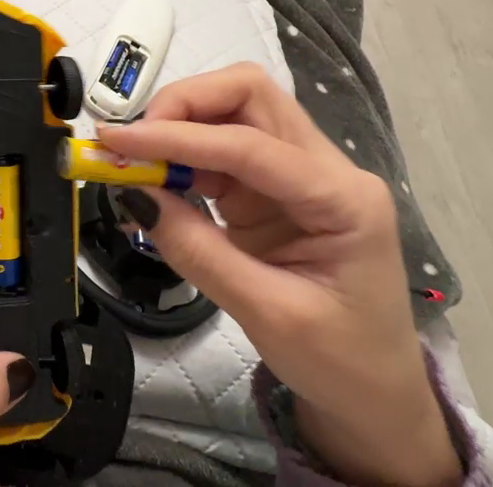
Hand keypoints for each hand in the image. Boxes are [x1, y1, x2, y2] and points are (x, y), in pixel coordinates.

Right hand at [99, 64, 461, 486]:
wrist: (376, 398)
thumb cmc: (342, 363)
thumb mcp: (267, 314)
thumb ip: (197, 249)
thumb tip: (132, 193)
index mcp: (344, 198)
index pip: (249, 143)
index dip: (177, 136)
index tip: (116, 141)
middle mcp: (325, 168)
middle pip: (249, 95)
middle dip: (183, 104)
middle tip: (132, 140)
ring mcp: (298, 173)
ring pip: (232, 111)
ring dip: (177, 125)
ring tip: (131, 158)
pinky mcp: (271, 188)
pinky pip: (219, 150)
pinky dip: (179, 155)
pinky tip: (151, 176)